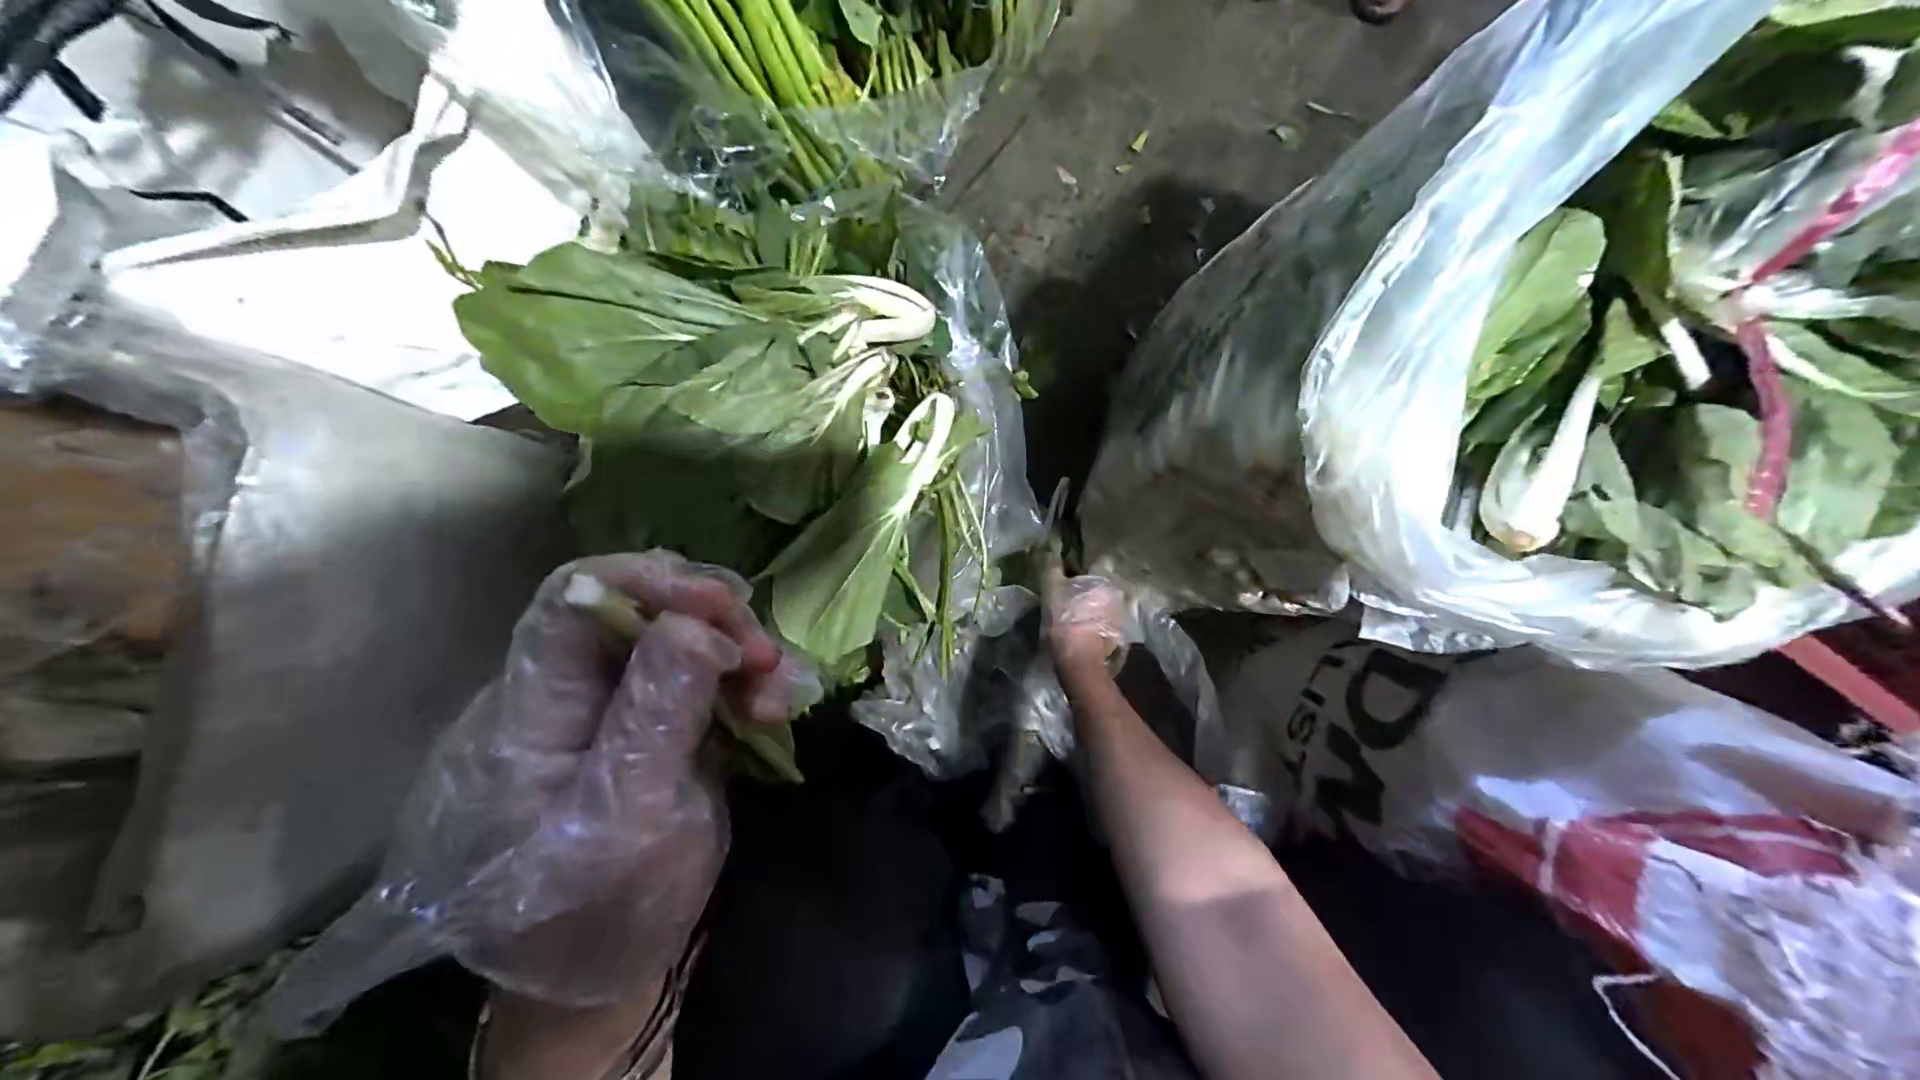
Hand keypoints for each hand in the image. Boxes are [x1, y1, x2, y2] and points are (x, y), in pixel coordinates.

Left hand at [451, 552, 812, 1003]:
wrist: (595, 975)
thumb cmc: (596, 912)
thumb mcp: (629, 822)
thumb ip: (655, 717)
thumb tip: (694, 624)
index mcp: (529, 714)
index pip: (568, 602)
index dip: (645, 582)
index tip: (720, 602)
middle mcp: (566, 694)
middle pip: (636, 611)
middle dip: (711, 620)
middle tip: (764, 657)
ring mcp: (611, 707)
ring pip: (679, 640)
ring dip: (737, 655)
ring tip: (776, 697)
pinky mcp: (650, 723)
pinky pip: (700, 677)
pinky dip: (742, 684)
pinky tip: (771, 710)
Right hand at [1044, 568, 1126, 671]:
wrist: (1079, 660)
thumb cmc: (1064, 619)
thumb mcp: (1051, 588)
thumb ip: (1053, 567)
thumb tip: (1053, 553)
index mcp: (1102, 579)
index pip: (1092, 564)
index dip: (1076, 568)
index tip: (1064, 576)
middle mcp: (1116, 594)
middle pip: (1097, 585)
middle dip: (1084, 588)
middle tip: (1065, 596)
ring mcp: (1118, 616)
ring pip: (1101, 603)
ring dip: (1089, 606)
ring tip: (1073, 615)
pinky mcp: (1117, 634)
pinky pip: (1103, 621)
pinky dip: (1093, 622)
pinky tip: (1081, 630)